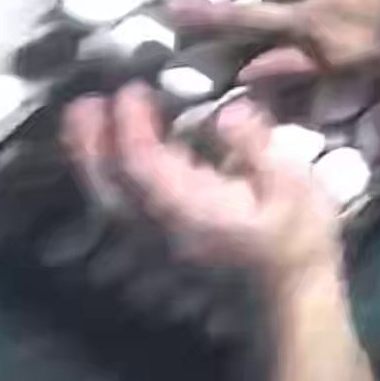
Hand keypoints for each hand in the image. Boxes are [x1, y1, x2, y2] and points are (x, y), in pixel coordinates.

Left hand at [61, 84, 340, 285]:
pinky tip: (113, 168)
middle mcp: (155, 226)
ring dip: (92, 160)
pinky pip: (118, 209)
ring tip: (87, 126)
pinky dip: (108, 181)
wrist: (289, 293)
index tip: (130, 87)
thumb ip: (256, 147)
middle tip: (82, 102)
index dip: (130, 126)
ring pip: (106, 198)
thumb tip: (228, 108)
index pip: (142, 163)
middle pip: (108, 183)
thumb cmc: (297, 232)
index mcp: (186, 207)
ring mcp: (153, 240)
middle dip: (92, 142)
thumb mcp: (292, 184)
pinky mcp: (161, 245)